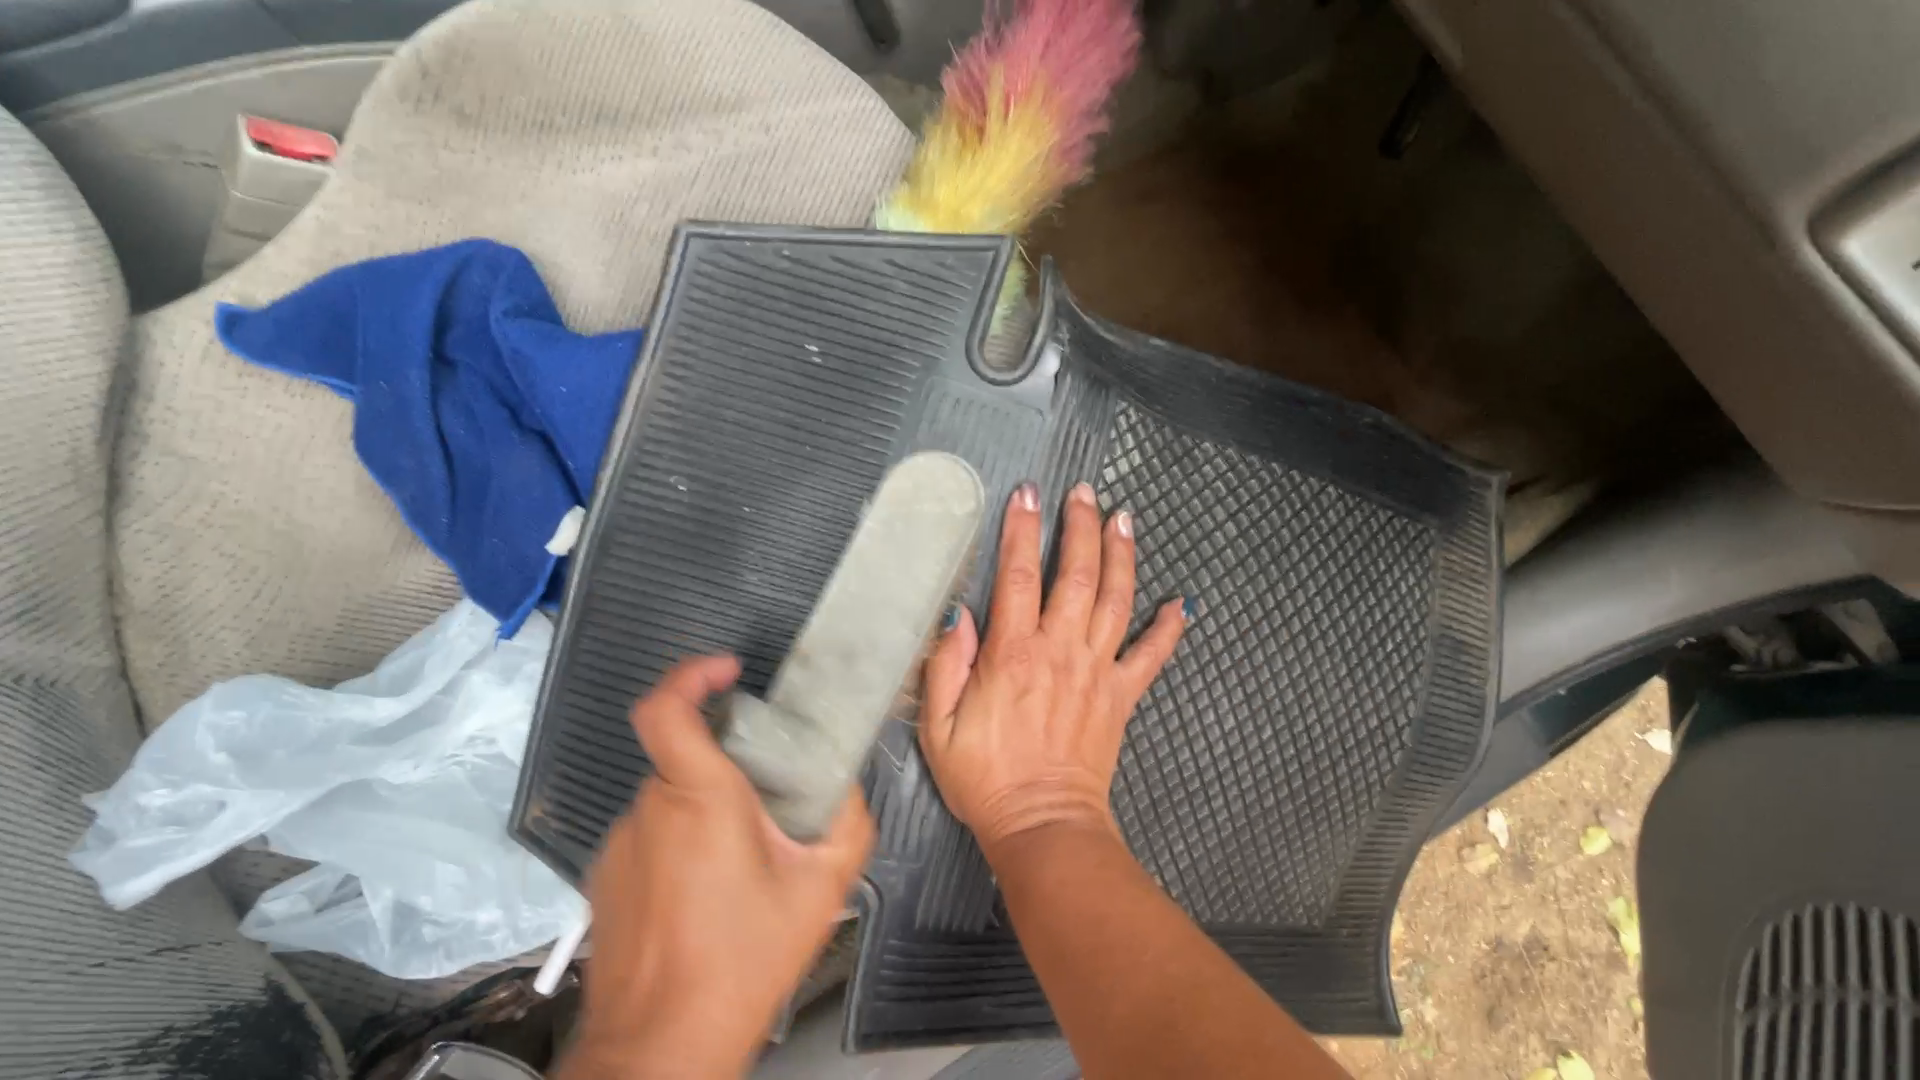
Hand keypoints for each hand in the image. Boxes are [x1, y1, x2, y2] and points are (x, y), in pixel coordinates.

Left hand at [555, 656, 874, 1079]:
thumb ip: (848, 821)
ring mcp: (621, 845)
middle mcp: (651, 811)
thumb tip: (847, 787)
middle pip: (684, 755)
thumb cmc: (739, 965)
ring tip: (741, 863)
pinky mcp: (605, 878)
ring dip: (705, 811)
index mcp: (701, 798)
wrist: (661, 1047)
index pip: (667, 708)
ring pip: (669, 799)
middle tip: (766, 801)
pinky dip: (680, 843)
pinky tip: (707, 893)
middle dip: (727, 764)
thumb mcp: (822, 889)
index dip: (691, 675)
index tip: (725, 672)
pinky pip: (650, 835)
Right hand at [919, 481, 1187, 855]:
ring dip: (1121, 555)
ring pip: (1116, 600)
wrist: (1042, 827)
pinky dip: (1170, 628)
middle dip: (1080, 527)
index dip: (1021, 530)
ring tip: (1124, 518)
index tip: (1026, 495)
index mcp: (1012, 655)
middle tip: (1084, 493)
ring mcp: (1096, 672)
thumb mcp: (939, 726)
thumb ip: (945, 665)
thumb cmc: (985, 779)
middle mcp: (1059, 652)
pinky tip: (1182, 602)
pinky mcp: (1121, 696)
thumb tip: (959, 615)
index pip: (1017, 576)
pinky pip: (1152, 655)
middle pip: (1076, 575)